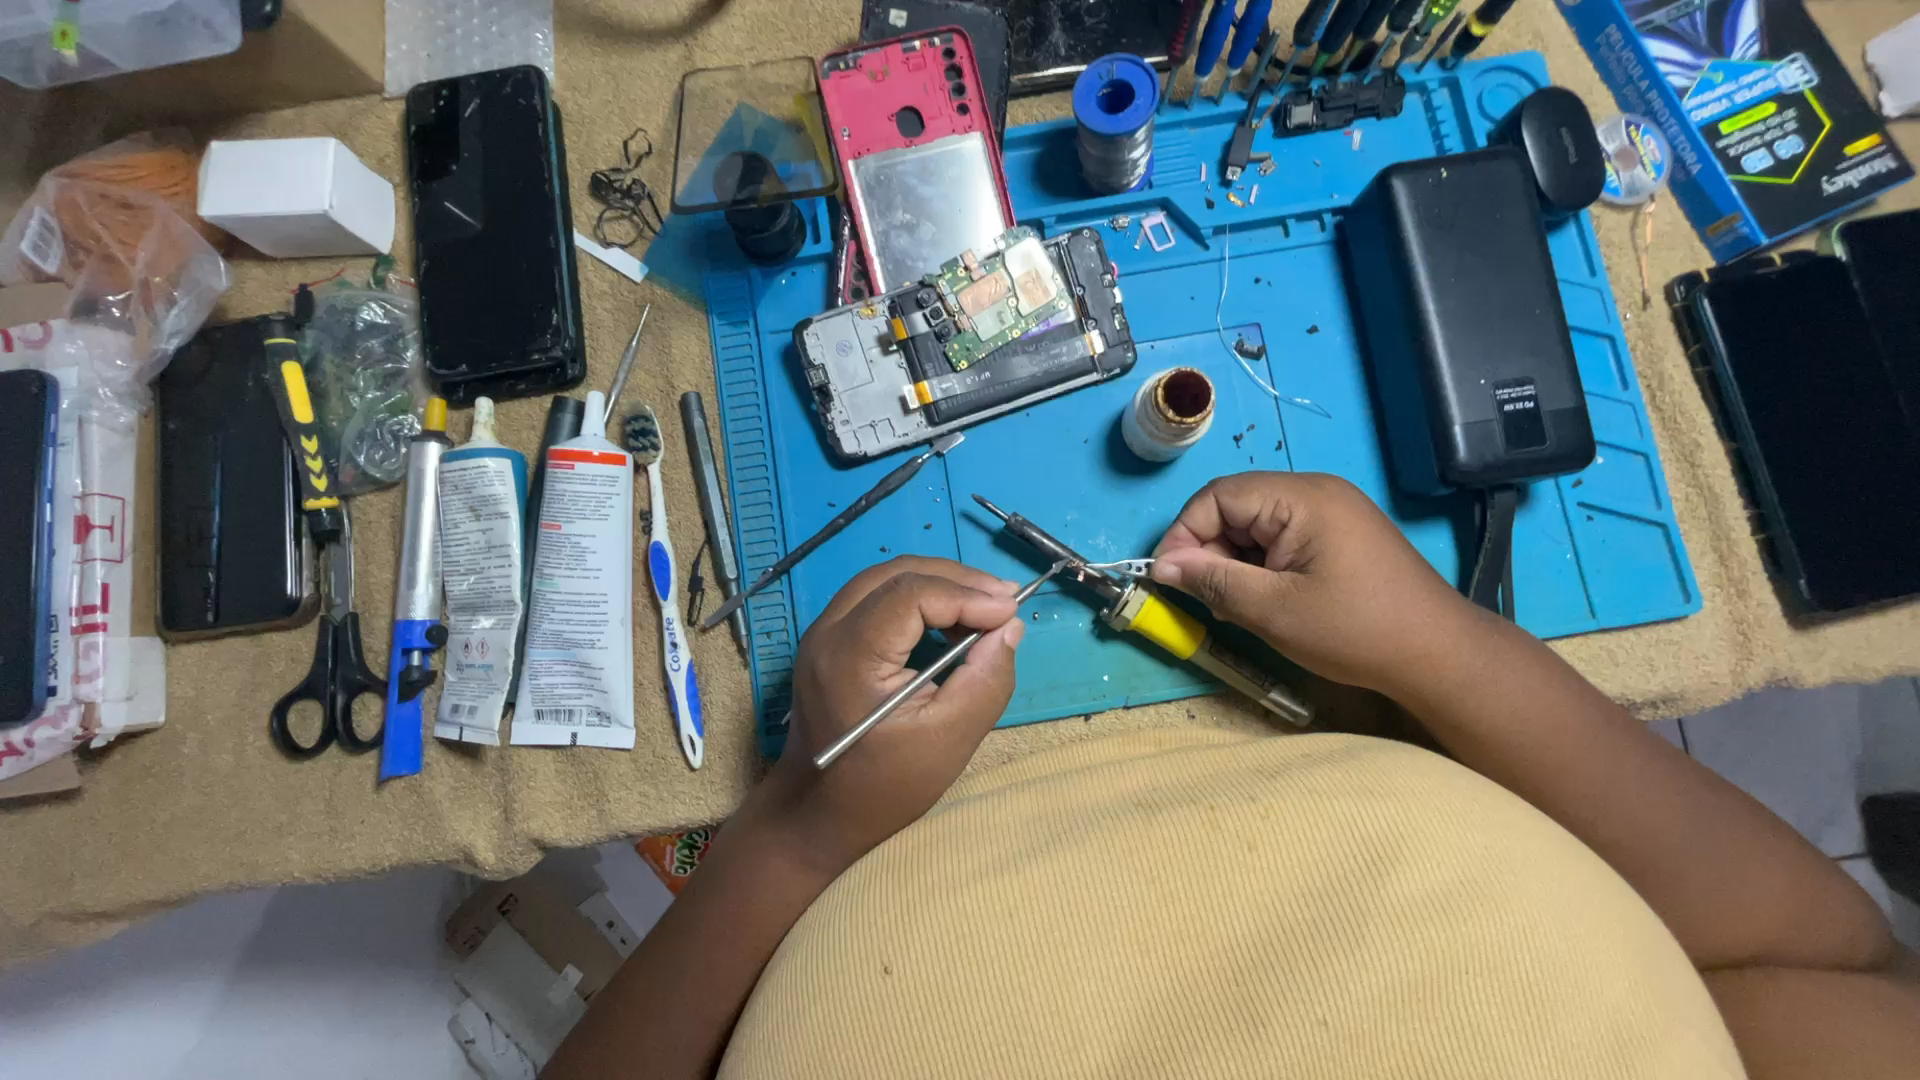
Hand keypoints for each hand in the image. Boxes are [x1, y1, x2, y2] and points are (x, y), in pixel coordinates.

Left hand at [757, 556, 1024, 870]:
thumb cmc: (883, 787)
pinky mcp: (829, 640)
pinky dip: (917, 598)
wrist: (816, 814)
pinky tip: (949, 620)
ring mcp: (822, 632)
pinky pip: (876, 597)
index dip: (966, 595)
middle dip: (956, 580)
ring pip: (885, 579)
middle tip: (1004, 601)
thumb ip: (986, 680)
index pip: (910, 595)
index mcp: (850, 657)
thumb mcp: (949, 741)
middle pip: (896, 574)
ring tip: (984, 608)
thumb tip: (1009, 628)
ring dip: (938, 584)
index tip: (1009, 613)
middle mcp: (827, 632)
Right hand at [1149, 472, 1480, 696]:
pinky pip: (1277, 538)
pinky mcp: (1335, 535)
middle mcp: (1314, 493)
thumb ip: (1212, 581)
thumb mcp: (1273, 610)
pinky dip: (1257, 566)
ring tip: (1233, 605)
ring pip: (1253, 526)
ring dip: (1232, 562)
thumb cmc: (1355, 630)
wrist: (1439, 656)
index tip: (1169, 577)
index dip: (1185, 533)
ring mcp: (1328, 513)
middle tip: (1204, 597)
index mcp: (1301, 498)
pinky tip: (1260, 600)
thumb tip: (1161, 567)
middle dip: (1208, 550)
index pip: (1218, 496)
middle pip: (1234, 507)